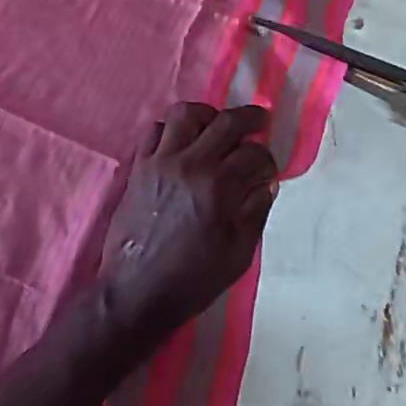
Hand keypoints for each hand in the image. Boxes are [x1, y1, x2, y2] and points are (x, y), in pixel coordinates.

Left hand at [100, 103, 277, 334]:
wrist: (136, 291)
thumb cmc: (192, 280)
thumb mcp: (238, 254)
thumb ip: (255, 212)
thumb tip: (265, 183)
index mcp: (218, 188)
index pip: (253, 154)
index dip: (268, 159)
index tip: (268, 168)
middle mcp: (190, 165)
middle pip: (225, 122)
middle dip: (249, 118)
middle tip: (260, 119)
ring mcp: (160, 161)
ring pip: (186, 114)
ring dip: (207, 114)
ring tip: (216, 124)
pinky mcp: (139, 165)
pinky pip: (155, 129)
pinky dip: (172, 128)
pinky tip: (182, 140)